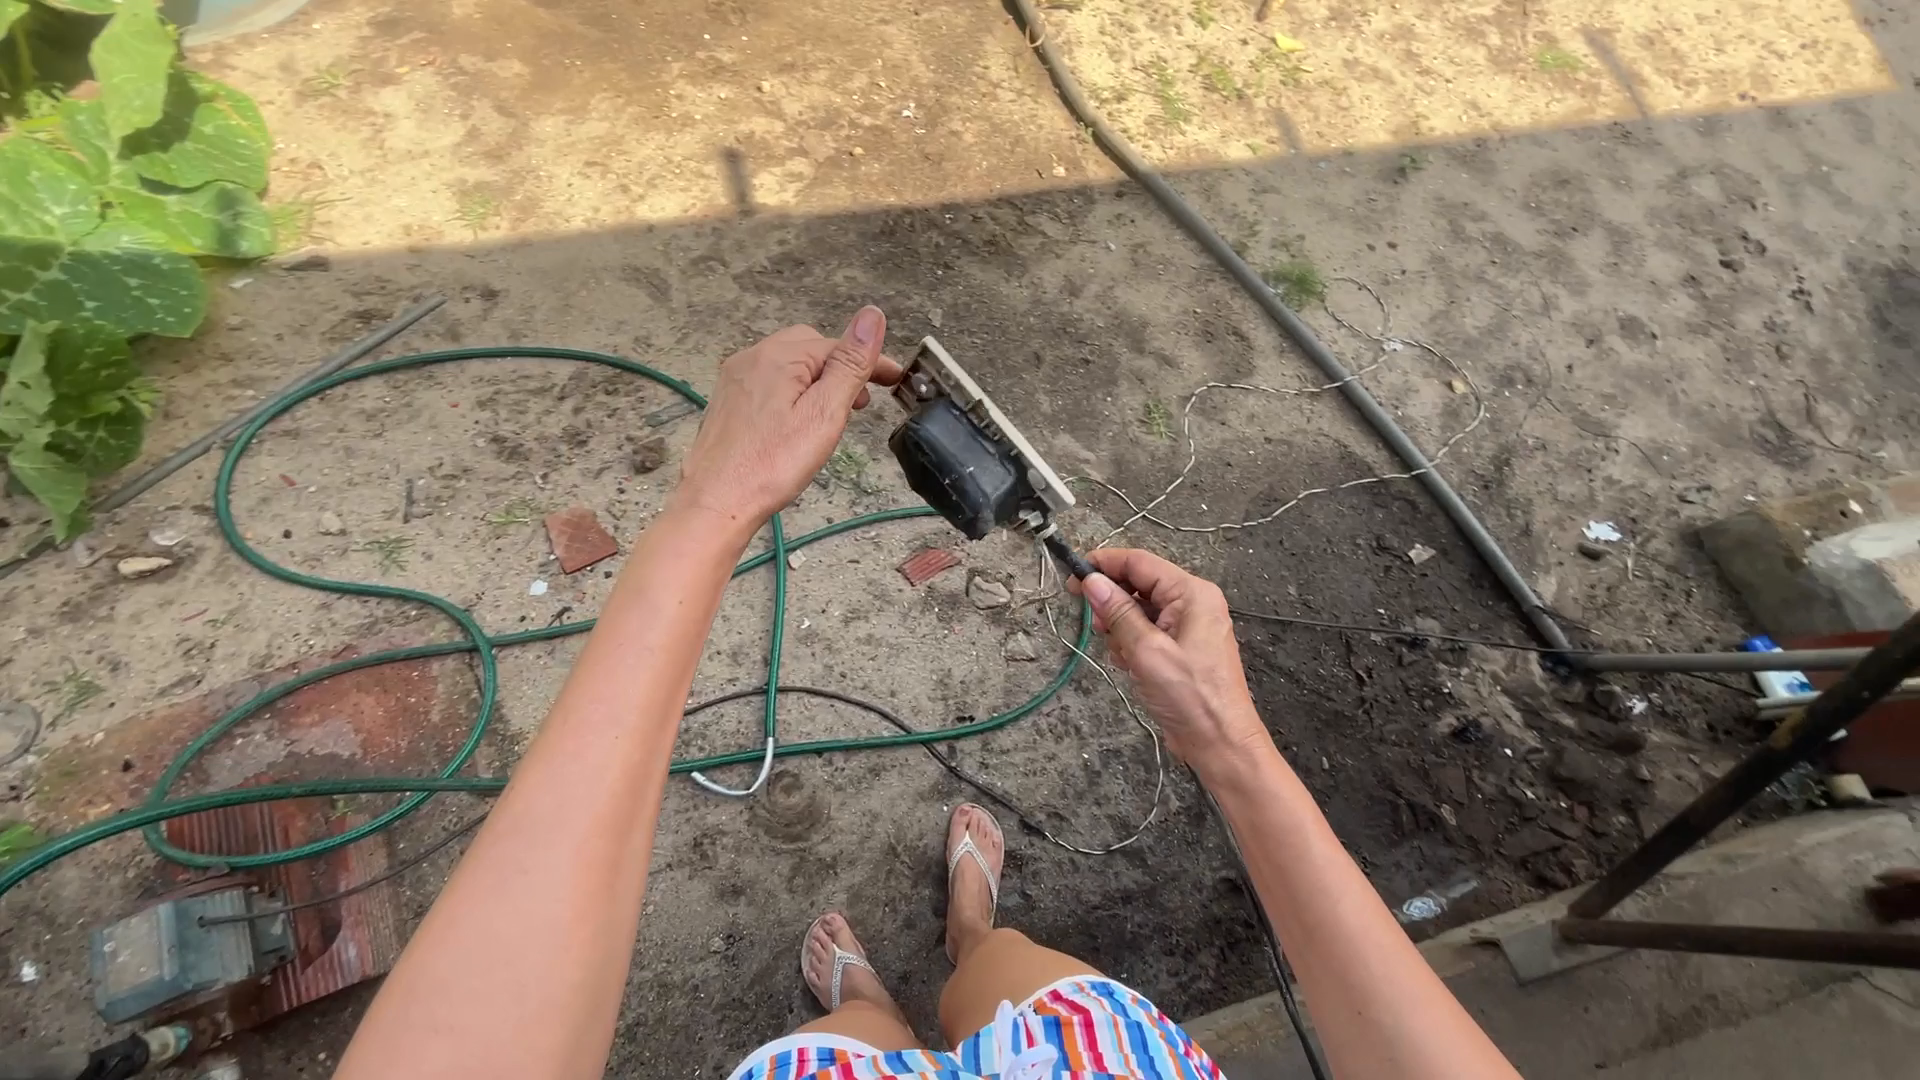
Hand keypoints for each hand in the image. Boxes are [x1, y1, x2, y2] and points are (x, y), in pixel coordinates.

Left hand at [675, 307, 901, 527]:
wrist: (717, 501)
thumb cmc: (770, 465)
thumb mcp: (824, 413)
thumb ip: (850, 365)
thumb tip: (871, 317)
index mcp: (780, 357)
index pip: (838, 346)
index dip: (871, 361)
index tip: (895, 379)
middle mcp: (753, 358)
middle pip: (811, 349)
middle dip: (841, 369)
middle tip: (863, 402)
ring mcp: (737, 379)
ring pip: (789, 365)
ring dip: (818, 381)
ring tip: (833, 416)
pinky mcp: (729, 401)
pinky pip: (770, 382)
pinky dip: (794, 392)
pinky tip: (799, 422)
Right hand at [1068, 549, 1274, 778]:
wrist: (1220, 744)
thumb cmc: (1192, 698)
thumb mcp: (1147, 651)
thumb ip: (1118, 612)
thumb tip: (1091, 582)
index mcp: (1192, 594)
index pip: (1139, 562)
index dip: (1103, 564)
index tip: (1073, 575)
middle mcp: (1193, 603)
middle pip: (1138, 584)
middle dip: (1112, 603)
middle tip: (1095, 625)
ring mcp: (1188, 625)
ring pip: (1138, 609)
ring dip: (1121, 628)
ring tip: (1123, 655)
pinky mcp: (1181, 646)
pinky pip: (1146, 631)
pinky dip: (1131, 644)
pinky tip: (1130, 665)